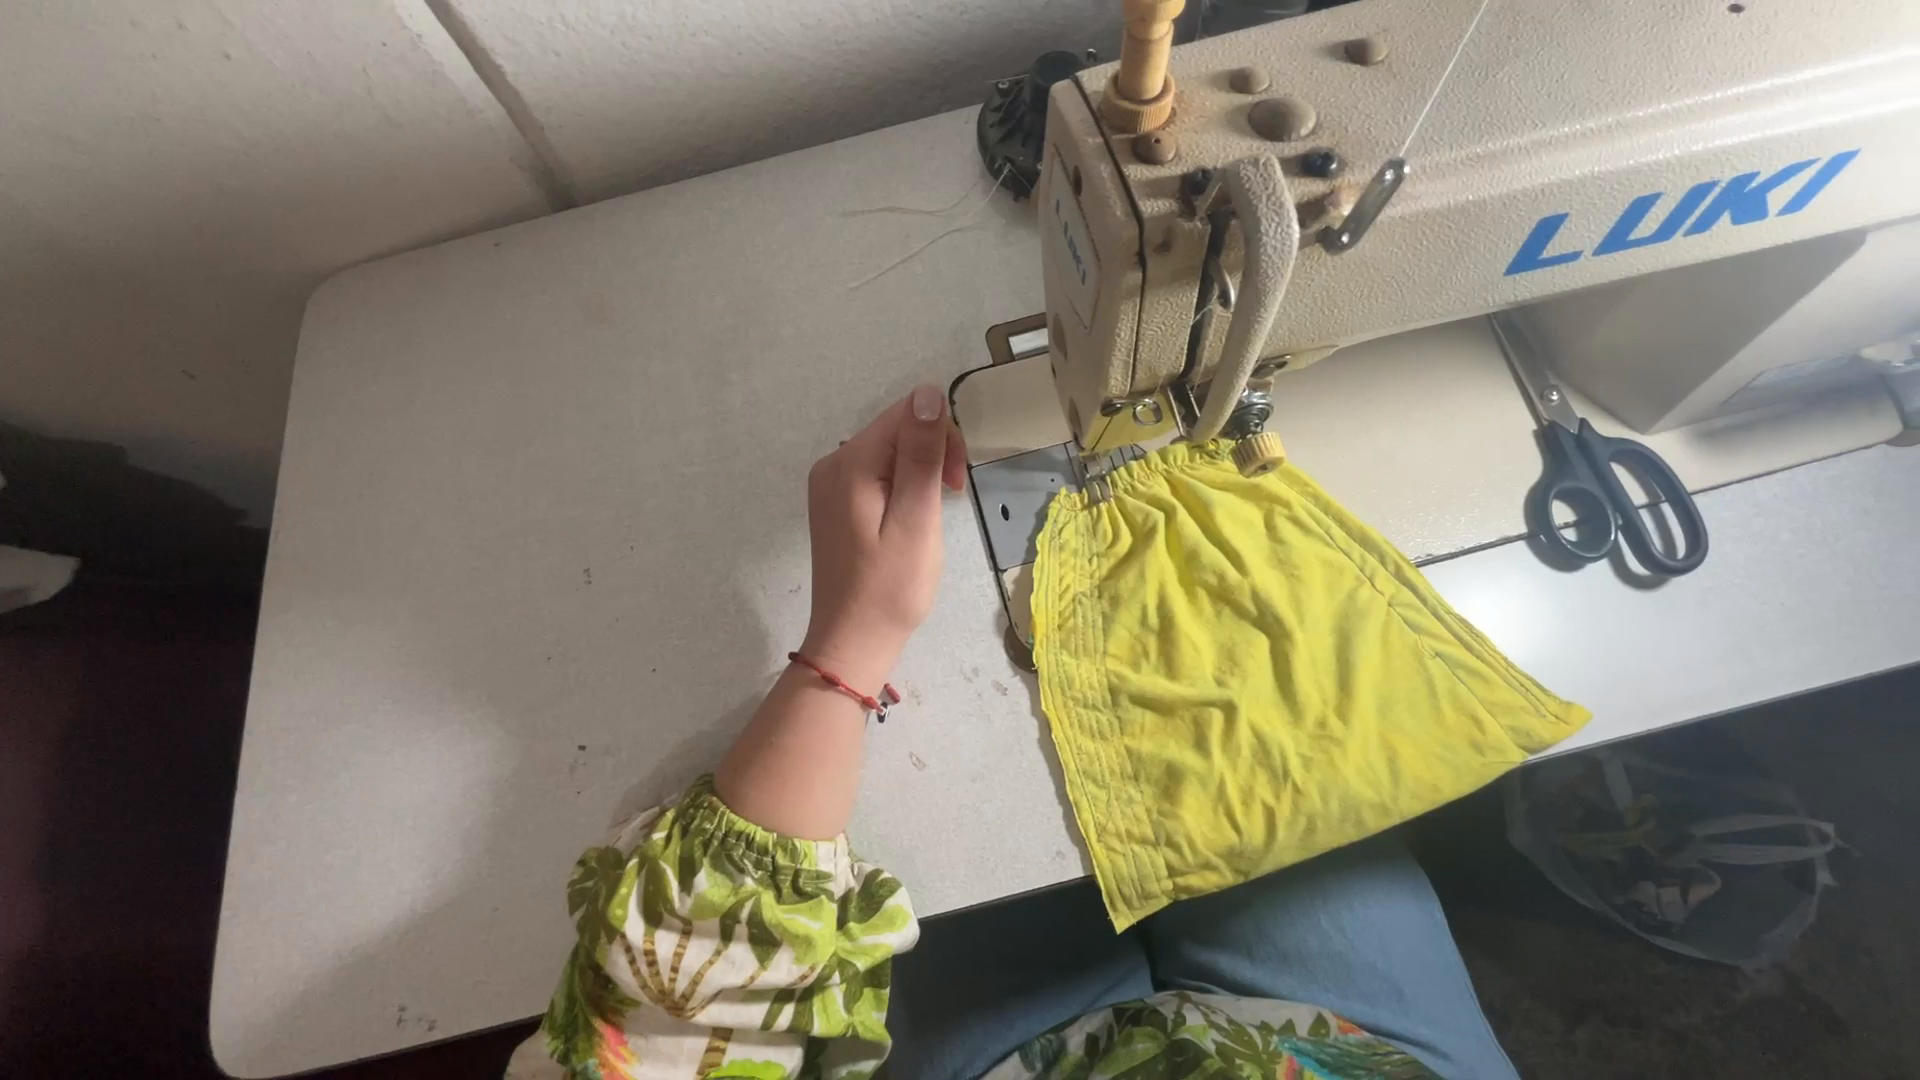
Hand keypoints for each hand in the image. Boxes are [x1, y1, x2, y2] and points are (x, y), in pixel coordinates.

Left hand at [801, 384, 966, 687]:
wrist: (853, 640)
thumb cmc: (891, 587)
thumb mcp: (916, 519)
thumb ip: (921, 455)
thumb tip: (928, 393)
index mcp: (850, 463)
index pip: (907, 414)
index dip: (942, 437)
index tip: (956, 485)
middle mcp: (832, 464)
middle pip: (896, 430)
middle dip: (932, 455)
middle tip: (950, 502)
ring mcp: (830, 485)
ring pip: (889, 452)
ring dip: (920, 474)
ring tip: (930, 518)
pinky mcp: (835, 504)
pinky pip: (877, 476)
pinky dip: (902, 489)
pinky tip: (910, 520)